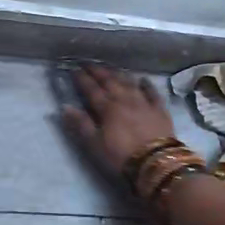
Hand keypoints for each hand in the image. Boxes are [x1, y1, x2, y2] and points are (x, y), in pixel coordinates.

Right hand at [61, 64, 176, 177]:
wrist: (155, 162)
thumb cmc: (120, 155)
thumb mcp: (94, 143)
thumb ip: (81, 124)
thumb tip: (65, 107)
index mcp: (107, 108)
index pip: (91, 89)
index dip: (82, 79)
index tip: (74, 69)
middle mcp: (124, 99)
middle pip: (110, 81)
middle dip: (98, 71)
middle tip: (88, 63)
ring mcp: (144, 103)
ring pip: (129, 83)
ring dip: (118, 74)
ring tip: (111, 68)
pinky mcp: (159, 109)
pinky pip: (152, 92)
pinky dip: (147, 84)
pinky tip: (143, 79)